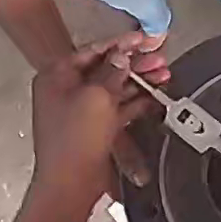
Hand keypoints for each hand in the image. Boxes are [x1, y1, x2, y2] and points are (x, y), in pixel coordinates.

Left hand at [31, 35, 155, 201]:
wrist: (71, 182)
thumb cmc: (75, 138)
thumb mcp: (97, 96)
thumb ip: (111, 72)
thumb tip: (121, 57)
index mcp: (57, 76)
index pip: (92, 51)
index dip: (119, 44)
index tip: (141, 38)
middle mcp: (65, 89)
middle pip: (105, 69)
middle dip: (133, 63)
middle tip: (158, 58)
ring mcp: (80, 109)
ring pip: (113, 88)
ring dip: (138, 81)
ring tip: (163, 75)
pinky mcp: (93, 127)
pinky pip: (116, 108)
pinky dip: (135, 102)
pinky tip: (155, 96)